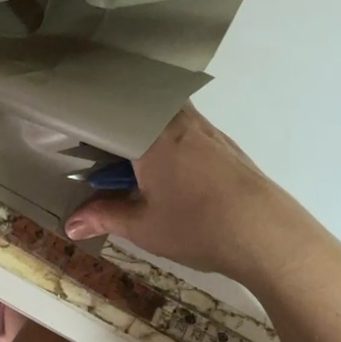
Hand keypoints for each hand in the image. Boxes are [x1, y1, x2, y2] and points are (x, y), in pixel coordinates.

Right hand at [63, 105, 340, 289]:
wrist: (270, 236)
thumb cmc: (198, 225)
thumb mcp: (142, 226)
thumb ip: (104, 217)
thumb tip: (70, 225)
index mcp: (151, 133)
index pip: (111, 110)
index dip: (88, 117)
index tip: (69, 124)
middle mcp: (179, 121)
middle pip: (141, 105)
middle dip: (118, 118)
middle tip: (96, 136)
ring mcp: (207, 131)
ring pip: (166, 116)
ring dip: (146, 130)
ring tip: (126, 153)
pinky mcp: (226, 146)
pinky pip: (187, 129)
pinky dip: (169, 140)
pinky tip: (166, 167)